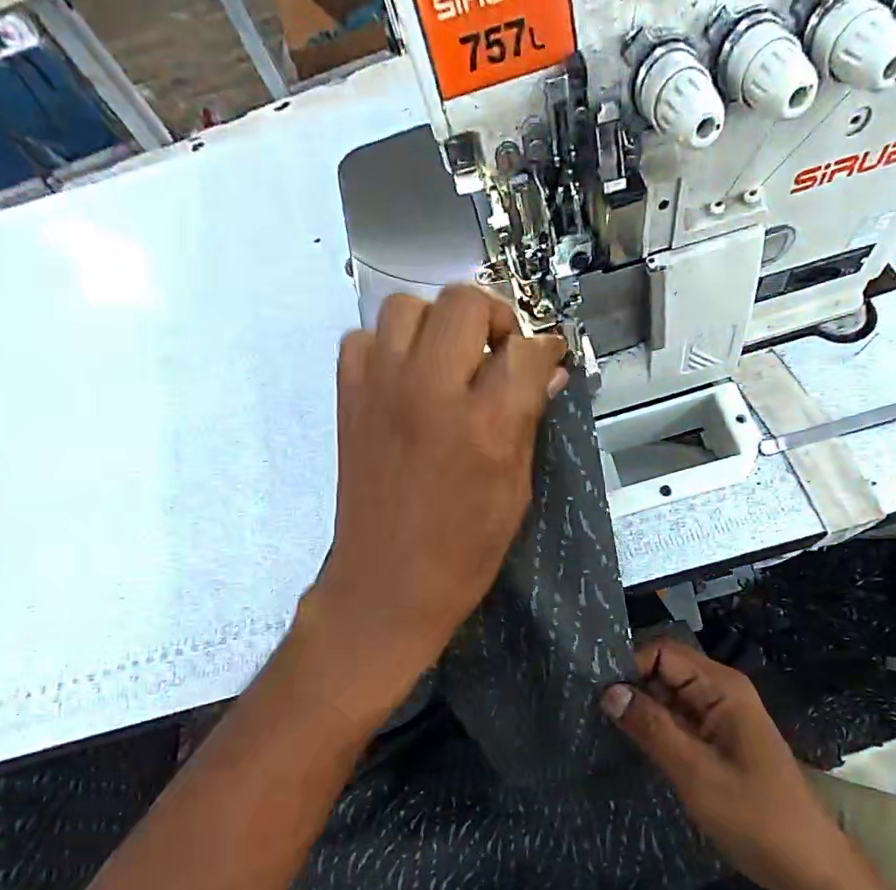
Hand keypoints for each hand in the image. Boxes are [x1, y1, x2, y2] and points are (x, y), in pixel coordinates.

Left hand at [300, 286, 566, 718]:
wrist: (389, 582)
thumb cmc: (467, 548)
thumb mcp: (518, 489)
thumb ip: (529, 422)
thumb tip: (546, 377)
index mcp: (486, 424)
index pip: (524, 349)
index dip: (544, 347)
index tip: (548, 358)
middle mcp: (431, 391)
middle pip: (464, 302)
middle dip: (494, 316)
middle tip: (500, 349)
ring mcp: (381, 387)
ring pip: (407, 305)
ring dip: (438, 322)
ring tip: (452, 357)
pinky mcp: (347, 396)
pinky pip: (363, 337)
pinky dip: (389, 345)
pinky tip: (408, 376)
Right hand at [602, 639, 869, 889]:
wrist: (804, 861)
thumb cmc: (755, 816)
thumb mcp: (696, 772)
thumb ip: (652, 728)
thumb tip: (608, 691)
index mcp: (723, 687)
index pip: (664, 652)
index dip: (628, 665)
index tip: (590, 691)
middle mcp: (721, 692)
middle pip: (665, 670)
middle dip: (629, 685)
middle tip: (584, 709)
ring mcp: (721, 717)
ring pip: (669, 696)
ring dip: (639, 708)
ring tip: (594, 724)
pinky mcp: (717, 741)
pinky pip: (679, 721)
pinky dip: (654, 728)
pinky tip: (625, 742)